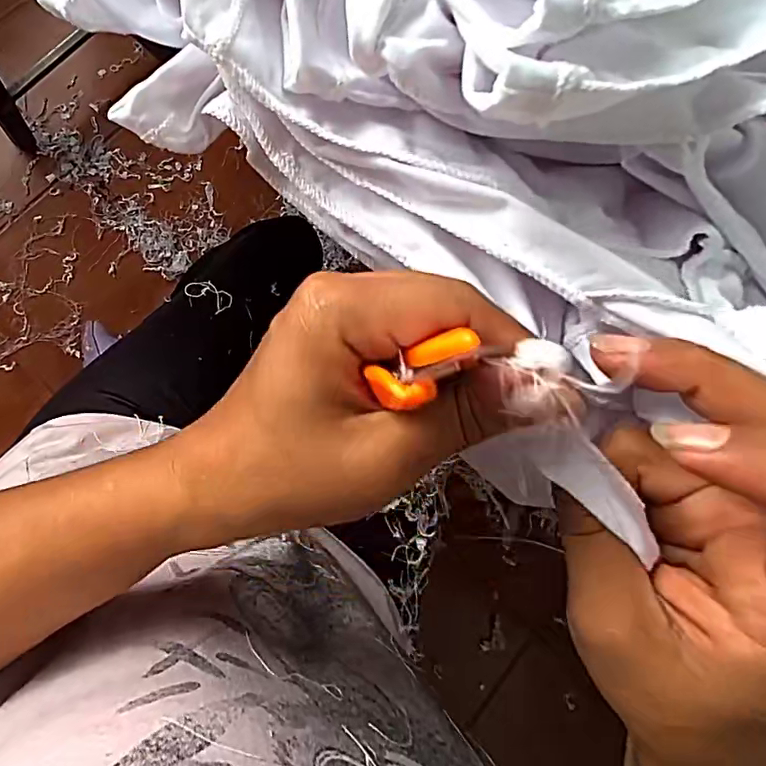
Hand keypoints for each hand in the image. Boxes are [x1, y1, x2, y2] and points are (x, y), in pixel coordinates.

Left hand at [162, 270, 528, 545]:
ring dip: (464, 355)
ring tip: (486, 403)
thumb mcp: (388, 455)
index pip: (451, 305)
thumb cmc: (289, 476)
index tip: (547, 389)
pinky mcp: (339, 316)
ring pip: (430, 311)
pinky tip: (442, 392)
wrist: (218, 482)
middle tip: (521, 401)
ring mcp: (337, 296)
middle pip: (443, 300)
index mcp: (341, 305)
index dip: (507, 344)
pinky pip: (407, 324)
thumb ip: (468, 414)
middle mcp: (340, 284)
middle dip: (488, 350)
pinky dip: (436, 357)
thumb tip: (541, 389)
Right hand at [560, 337, 765, 765]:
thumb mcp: (620, 634)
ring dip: (678, 375)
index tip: (683, 451)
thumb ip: (597, 537)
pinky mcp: (732, 474)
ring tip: (612, 361)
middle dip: (711, 381)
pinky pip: (699, 413)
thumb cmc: (682, 699)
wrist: (699, 714)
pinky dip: (658, 388)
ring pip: (746, 402)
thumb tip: (576, 446)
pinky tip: (617, 380)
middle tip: (627, 358)